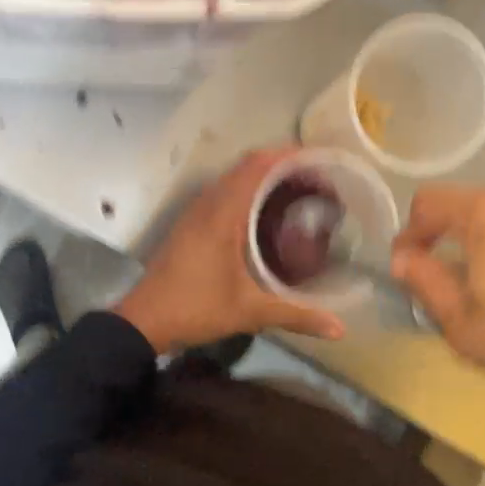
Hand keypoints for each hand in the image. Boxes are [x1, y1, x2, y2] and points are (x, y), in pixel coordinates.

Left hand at [113, 149, 344, 353]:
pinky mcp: (188, 225)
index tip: (321, 162)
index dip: (289, 156)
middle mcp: (207, 204)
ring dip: (263, 180)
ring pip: (233, 180)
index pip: (257, 165)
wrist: (143, 321)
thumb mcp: (250, 312)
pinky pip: (222, 195)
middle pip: (247, 167)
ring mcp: (194, 213)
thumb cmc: (195, 308)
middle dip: (283, 167)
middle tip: (317, 182)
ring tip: (298, 195)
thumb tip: (340, 329)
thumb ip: (296, 315)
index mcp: (222, 213)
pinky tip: (265, 218)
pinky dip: (247, 194)